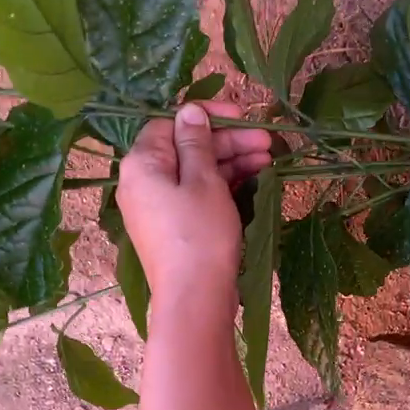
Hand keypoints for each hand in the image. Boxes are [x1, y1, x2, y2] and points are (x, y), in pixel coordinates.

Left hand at [117, 101, 274, 305]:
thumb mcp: (204, 181)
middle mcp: (143, 182)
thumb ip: (197, 143)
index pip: (171, 123)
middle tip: (267, 142)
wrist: (195, 297)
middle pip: (186, 149)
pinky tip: (250, 181)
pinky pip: (196, 196)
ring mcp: (158, 207)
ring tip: (267, 160)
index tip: (242, 116)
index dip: (207, 116)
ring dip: (230, 163)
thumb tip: (190, 112)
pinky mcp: (175, 228)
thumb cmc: (200, 235)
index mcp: (142, 163)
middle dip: (227, 143)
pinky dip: (222, 187)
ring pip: (195, 174)